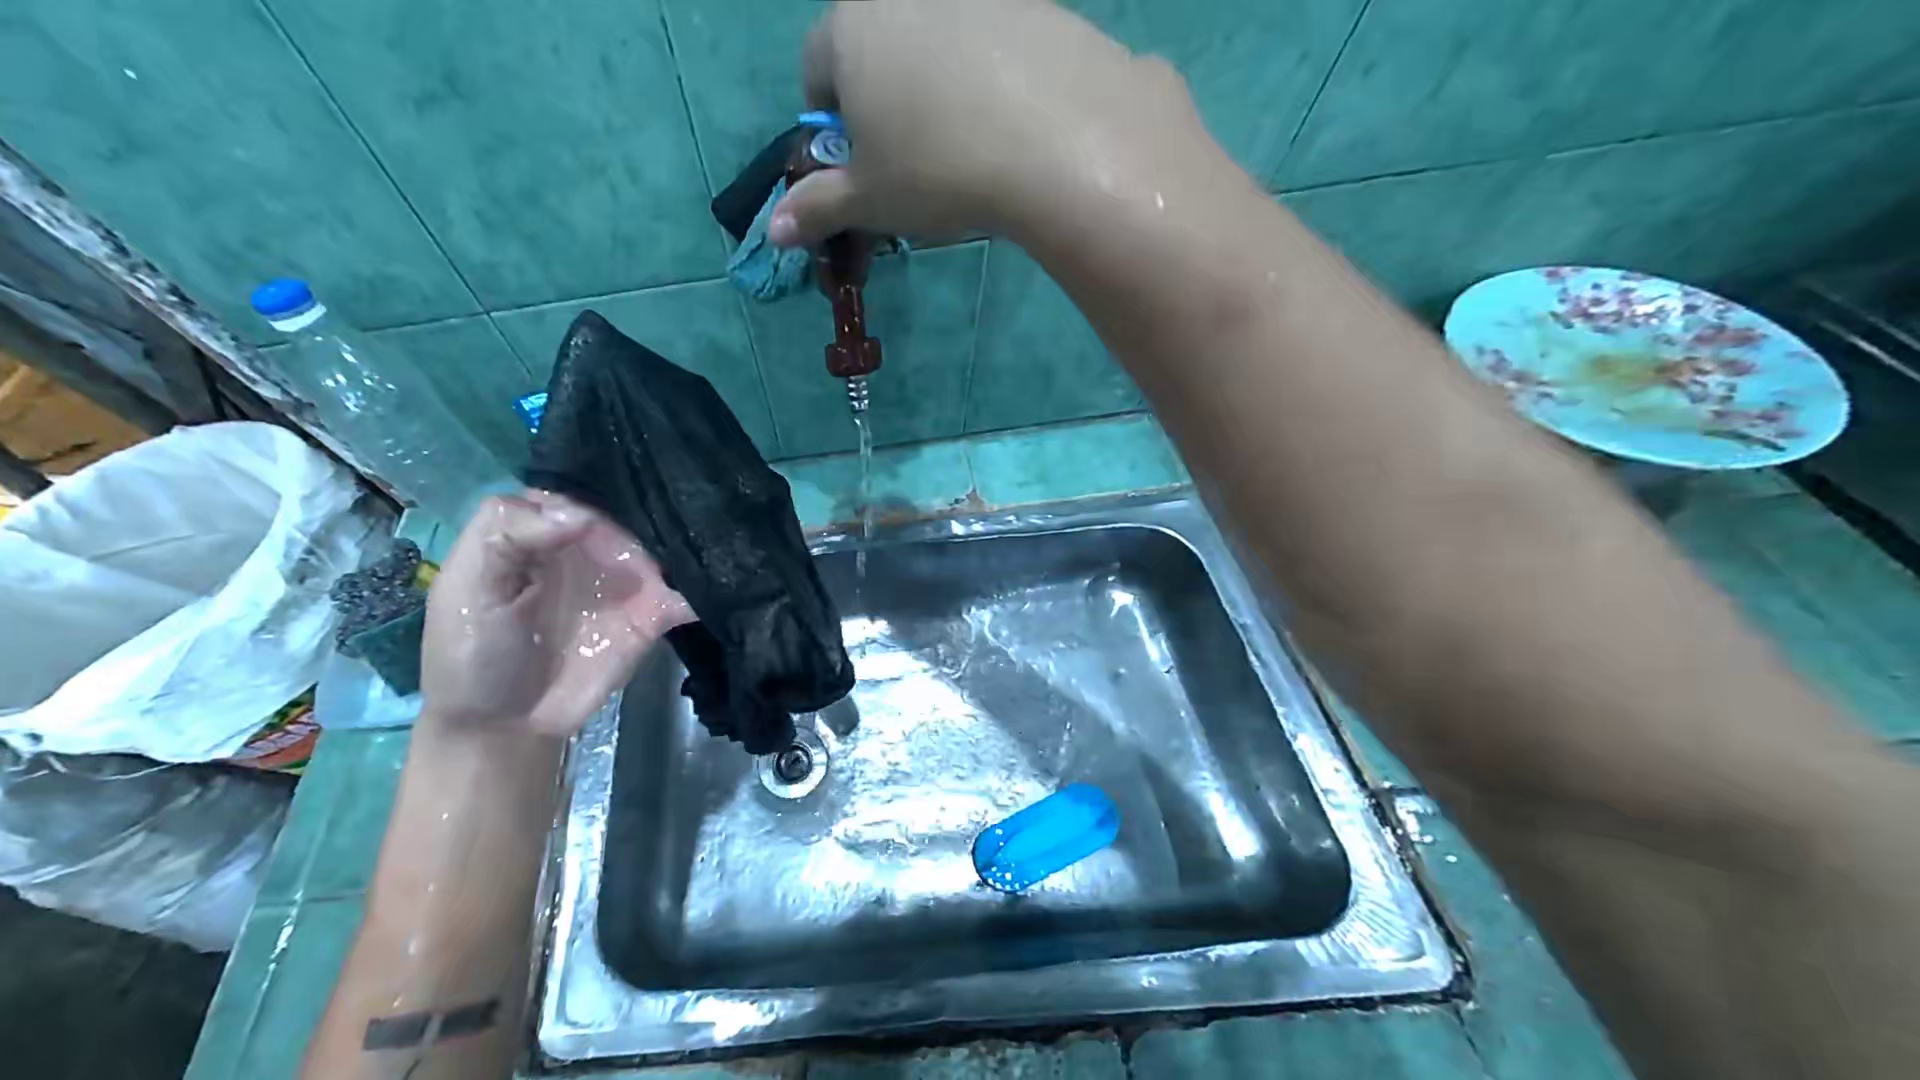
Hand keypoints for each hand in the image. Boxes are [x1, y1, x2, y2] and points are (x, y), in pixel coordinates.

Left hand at [420, 491, 692, 736]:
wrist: (507, 726)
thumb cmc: (474, 652)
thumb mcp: (467, 589)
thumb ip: (507, 537)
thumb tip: (581, 515)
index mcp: (540, 530)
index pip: (571, 495)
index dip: (583, 502)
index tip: (589, 528)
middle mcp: (588, 545)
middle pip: (627, 512)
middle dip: (645, 515)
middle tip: (648, 538)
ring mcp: (625, 578)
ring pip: (662, 544)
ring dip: (680, 543)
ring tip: (696, 546)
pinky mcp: (653, 613)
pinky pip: (685, 592)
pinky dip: (702, 588)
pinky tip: (710, 585)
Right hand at [769, 0, 1226, 248]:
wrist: (1057, 142)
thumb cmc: (938, 171)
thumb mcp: (870, 201)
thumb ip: (817, 209)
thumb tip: (775, 230)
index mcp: (851, 28)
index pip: (816, 72)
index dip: (831, 127)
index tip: (857, 166)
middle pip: (877, 52)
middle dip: (884, 105)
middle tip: (913, 163)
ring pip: (938, 47)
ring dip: (939, 91)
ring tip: (970, 148)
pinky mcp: (1033, 5)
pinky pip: (994, 47)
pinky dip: (994, 82)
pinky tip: (1015, 127)